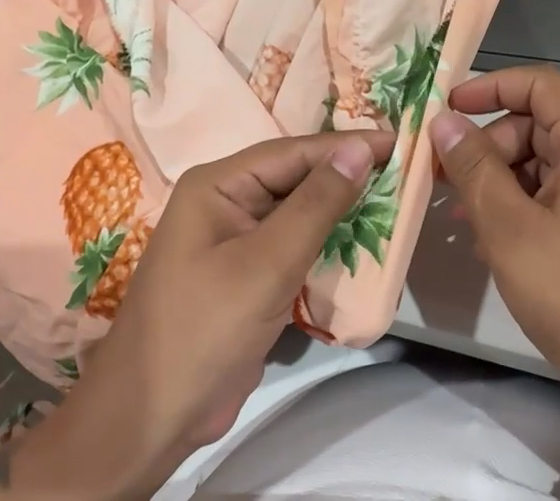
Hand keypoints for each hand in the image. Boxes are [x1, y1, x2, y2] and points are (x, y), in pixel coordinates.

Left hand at [68, 130, 391, 479]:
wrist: (152, 418)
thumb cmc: (204, 329)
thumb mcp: (267, 263)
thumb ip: (317, 203)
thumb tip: (361, 148)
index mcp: (218, 185)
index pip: (295, 151)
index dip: (349, 145)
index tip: (402, 141)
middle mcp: (226, 203)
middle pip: (298, 177)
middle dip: (349, 175)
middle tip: (407, 171)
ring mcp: (236, 241)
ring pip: (300, 213)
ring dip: (343, 210)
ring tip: (397, 201)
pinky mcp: (248, 277)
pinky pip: (296, 246)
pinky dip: (329, 243)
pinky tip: (364, 243)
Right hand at [429, 67, 559, 401]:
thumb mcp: (509, 227)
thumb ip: (474, 168)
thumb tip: (445, 122)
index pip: (541, 84)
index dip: (491, 86)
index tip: (446, 110)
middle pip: (539, 124)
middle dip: (488, 146)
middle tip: (443, 179)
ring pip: (543, 162)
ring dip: (499, 181)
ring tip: (462, 217)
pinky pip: (557, 194)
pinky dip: (521, 206)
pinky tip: (491, 242)